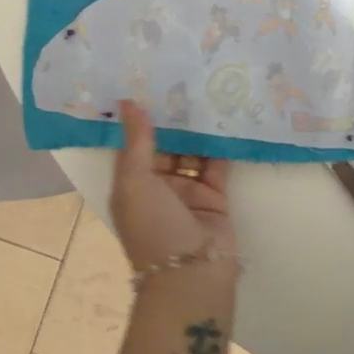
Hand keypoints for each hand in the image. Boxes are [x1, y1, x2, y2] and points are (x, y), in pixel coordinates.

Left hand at [111, 100, 236, 279]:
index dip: (139, 119)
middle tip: (183, 81)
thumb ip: (137, 141)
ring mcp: (187, 193)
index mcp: (131, 185)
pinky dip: (221, 146)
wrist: (192, 273)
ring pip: (192, 154)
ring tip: (207, 93)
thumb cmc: (153, 226)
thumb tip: (128, 101)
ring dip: (197, 131)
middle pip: (165, 147)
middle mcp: (158, 187)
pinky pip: (217, 166)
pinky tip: (225, 119)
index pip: (134, 146)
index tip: (147, 84)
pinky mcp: (215, 197)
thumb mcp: (135, 182)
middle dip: (173, 121)